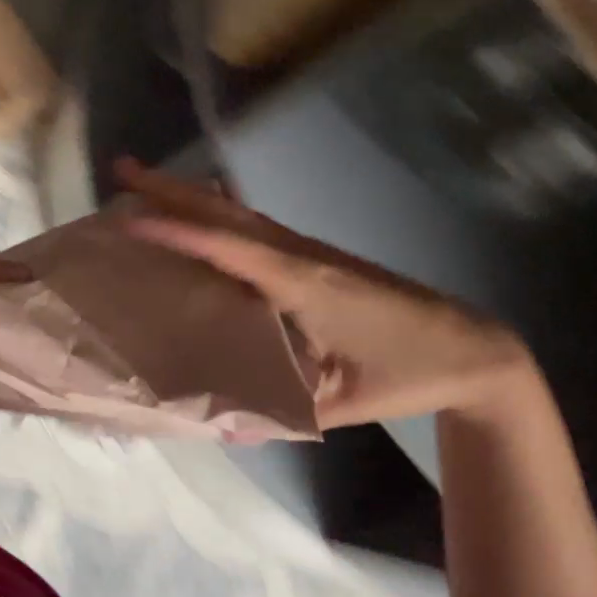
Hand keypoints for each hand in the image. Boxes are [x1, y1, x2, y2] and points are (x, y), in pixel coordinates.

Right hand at [117, 160, 532, 428]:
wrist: (475, 348)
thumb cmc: (409, 373)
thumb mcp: (346, 402)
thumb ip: (283, 413)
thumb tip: (221, 429)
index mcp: (302, 284)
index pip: (229, 248)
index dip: (179, 232)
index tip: (131, 218)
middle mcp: (296, 252)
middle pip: (222, 211)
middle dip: (169, 188)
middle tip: (121, 167)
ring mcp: (303, 246)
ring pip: (233, 209)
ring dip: (184, 191)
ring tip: (140, 179)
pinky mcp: (309, 251)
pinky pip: (247, 219)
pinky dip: (210, 206)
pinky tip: (195, 202)